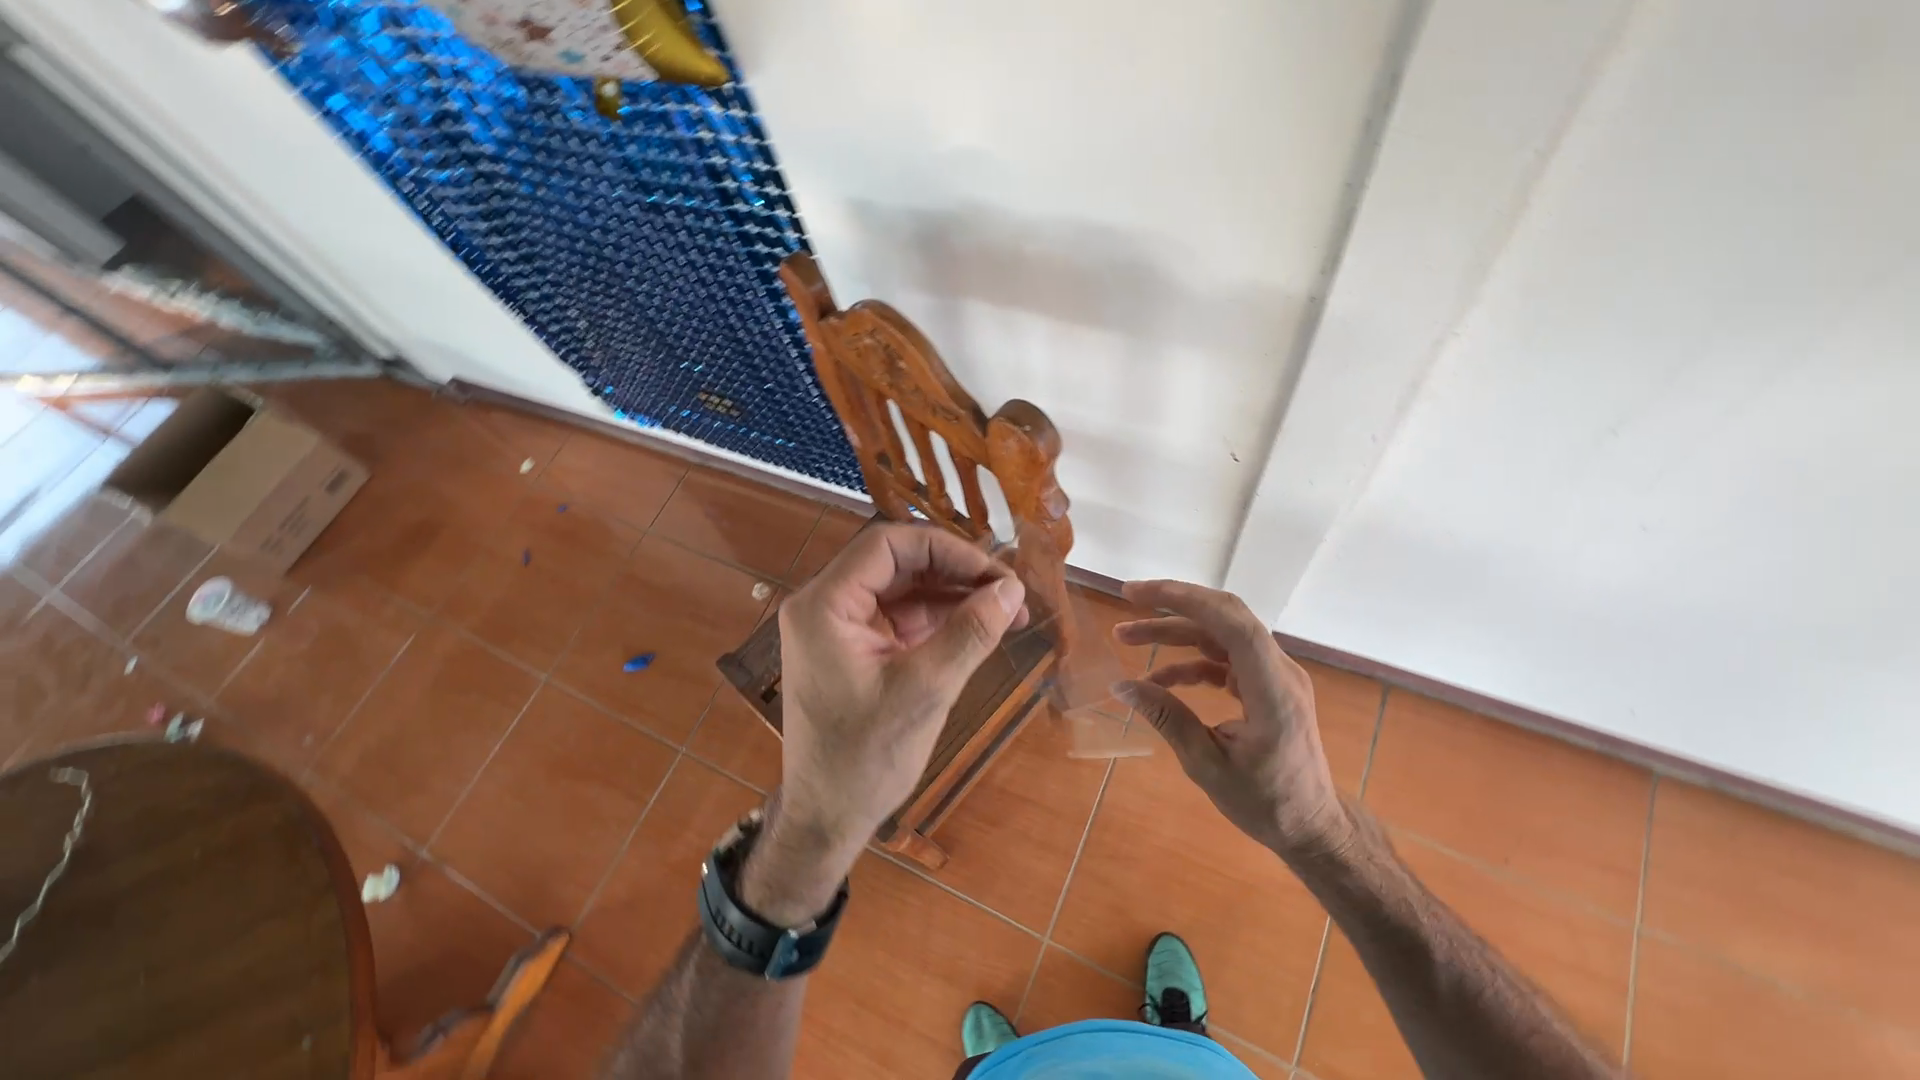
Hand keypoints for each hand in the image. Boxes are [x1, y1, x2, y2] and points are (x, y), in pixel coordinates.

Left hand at [744, 524, 1026, 920]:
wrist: (828, 817)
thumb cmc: (866, 758)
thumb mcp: (925, 691)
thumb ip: (969, 633)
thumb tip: (1013, 587)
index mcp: (824, 606)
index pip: (888, 545)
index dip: (947, 549)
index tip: (995, 573)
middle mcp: (825, 606)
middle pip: (896, 563)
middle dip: (955, 572)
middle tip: (1009, 592)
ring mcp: (839, 628)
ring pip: (903, 589)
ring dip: (953, 596)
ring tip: (1007, 610)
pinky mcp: (856, 649)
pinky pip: (901, 618)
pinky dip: (940, 620)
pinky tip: (980, 626)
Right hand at [1112, 580, 1352, 862]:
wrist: (1312, 826)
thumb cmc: (1265, 803)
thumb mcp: (1207, 766)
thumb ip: (1168, 718)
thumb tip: (1122, 687)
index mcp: (1273, 691)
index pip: (1233, 624)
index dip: (1186, 601)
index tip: (1140, 595)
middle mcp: (1280, 672)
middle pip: (1227, 617)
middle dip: (1175, 604)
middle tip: (1129, 598)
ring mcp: (1276, 677)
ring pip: (1222, 635)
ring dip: (1176, 633)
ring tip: (1127, 637)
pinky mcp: (1268, 687)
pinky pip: (1226, 659)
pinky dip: (1191, 662)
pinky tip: (1158, 679)